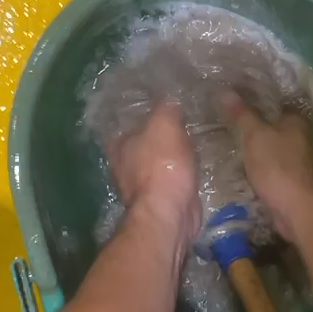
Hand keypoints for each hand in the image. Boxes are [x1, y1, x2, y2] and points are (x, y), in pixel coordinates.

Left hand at [108, 103, 197, 239]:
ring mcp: (140, 187)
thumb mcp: (165, 124)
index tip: (166, 110)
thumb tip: (170, 100)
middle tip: (184, 127)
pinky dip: (180, 176)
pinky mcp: (159, 202)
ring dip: (172, 159)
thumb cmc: (162, 165)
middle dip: (160, 139)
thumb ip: (166, 108)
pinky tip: (193, 170)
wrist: (170, 212)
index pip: (129, 123)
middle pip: (143, 145)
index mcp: (118, 144)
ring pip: (157, 165)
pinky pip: (170, 181)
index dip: (147, 116)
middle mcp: (123, 165)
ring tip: (192, 147)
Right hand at [223, 94, 312, 239]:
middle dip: (258, 131)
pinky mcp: (301, 182)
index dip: (255, 105)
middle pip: (278, 129)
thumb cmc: (277, 167)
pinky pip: (279, 170)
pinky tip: (252, 174)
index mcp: (299, 120)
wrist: (298, 209)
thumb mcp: (255, 136)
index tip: (235, 109)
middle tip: (231, 130)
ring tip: (237, 152)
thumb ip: (242, 115)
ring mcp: (306, 161)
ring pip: (279, 151)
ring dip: (262, 153)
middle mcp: (307, 138)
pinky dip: (268, 171)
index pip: (275, 105)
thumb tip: (227, 92)